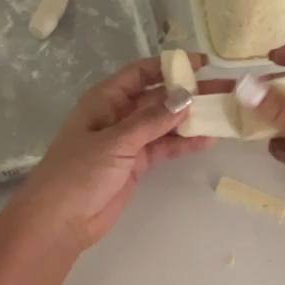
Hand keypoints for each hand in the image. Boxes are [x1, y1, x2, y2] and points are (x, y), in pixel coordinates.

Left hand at [15, 56, 213, 247]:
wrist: (60, 220)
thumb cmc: (77, 173)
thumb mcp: (115, 142)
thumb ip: (151, 121)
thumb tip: (185, 97)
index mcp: (105, 100)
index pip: (141, 73)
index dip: (170, 66)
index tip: (202, 64)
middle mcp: (117, 115)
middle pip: (158, 97)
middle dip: (189, 93)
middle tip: (224, 90)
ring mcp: (127, 141)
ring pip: (164, 123)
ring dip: (191, 119)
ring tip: (223, 114)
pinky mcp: (135, 165)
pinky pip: (162, 147)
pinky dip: (182, 144)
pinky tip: (207, 140)